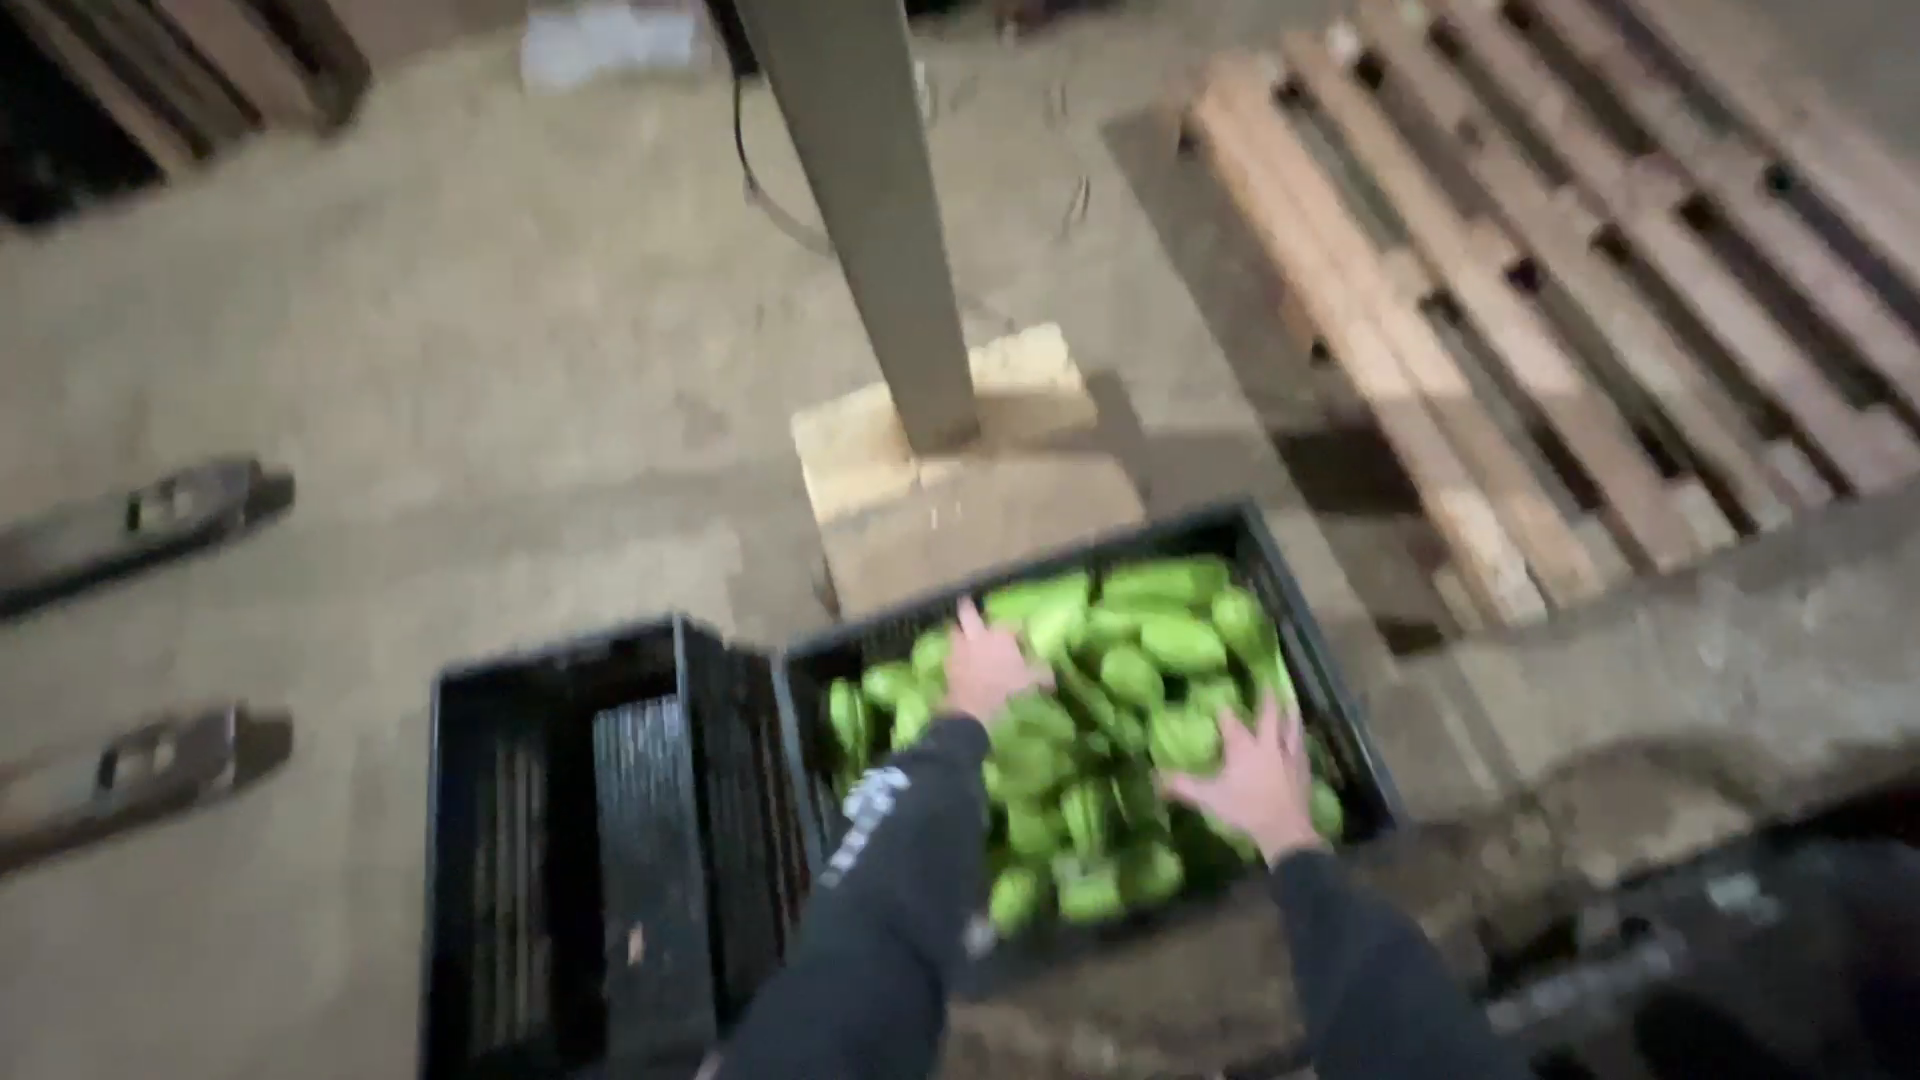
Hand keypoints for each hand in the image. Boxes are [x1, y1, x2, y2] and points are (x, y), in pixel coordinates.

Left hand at [943, 597, 1052, 725]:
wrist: (975, 703)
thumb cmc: (1006, 686)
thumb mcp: (1030, 680)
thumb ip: (1041, 674)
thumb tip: (1051, 678)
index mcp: (1001, 634)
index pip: (1012, 623)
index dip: (1018, 628)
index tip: (1021, 636)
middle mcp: (978, 635)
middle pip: (969, 613)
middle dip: (968, 607)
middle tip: (968, 603)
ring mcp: (960, 647)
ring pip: (954, 629)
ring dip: (958, 630)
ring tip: (961, 633)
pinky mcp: (948, 662)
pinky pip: (949, 653)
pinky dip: (953, 655)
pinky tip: (956, 660)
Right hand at [1158, 694, 1326, 864]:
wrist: (1286, 832)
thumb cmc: (1245, 810)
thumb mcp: (1208, 797)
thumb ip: (1182, 785)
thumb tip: (1154, 777)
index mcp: (1242, 746)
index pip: (1230, 719)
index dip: (1223, 708)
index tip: (1219, 698)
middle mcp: (1267, 744)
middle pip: (1270, 713)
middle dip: (1267, 696)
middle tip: (1267, 680)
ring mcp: (1289, 755)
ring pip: (1292, 726)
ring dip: (1290, 710)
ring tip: (1289, 699)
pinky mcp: (1304, 769)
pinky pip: (1302, 745)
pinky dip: (1299, 736)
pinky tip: (1300, 737)